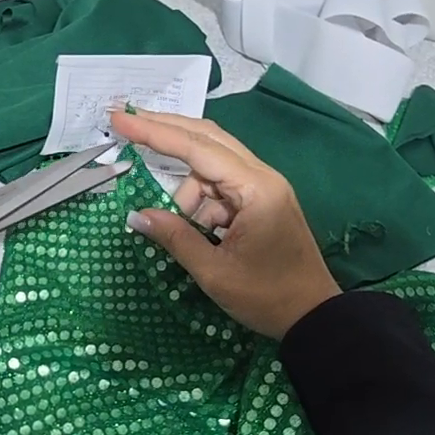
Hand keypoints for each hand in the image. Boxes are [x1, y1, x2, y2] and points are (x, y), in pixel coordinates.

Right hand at [109, 109, 339, 338]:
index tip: (121, 118)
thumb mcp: (214, 272)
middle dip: (165, 132)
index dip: (154, 133)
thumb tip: (137, 215)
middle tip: (125, 122)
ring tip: (183, 231)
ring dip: (186, 191)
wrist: (314, 317)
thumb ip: (175, 237)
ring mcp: (263, 187)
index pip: (196, 148)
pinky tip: (198, 231)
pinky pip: (220, 189)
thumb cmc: (267, 297)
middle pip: (206, 139)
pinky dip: (201, 204)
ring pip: (210, 168)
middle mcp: (261, 176)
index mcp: (255, 188)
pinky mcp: (261, 201)